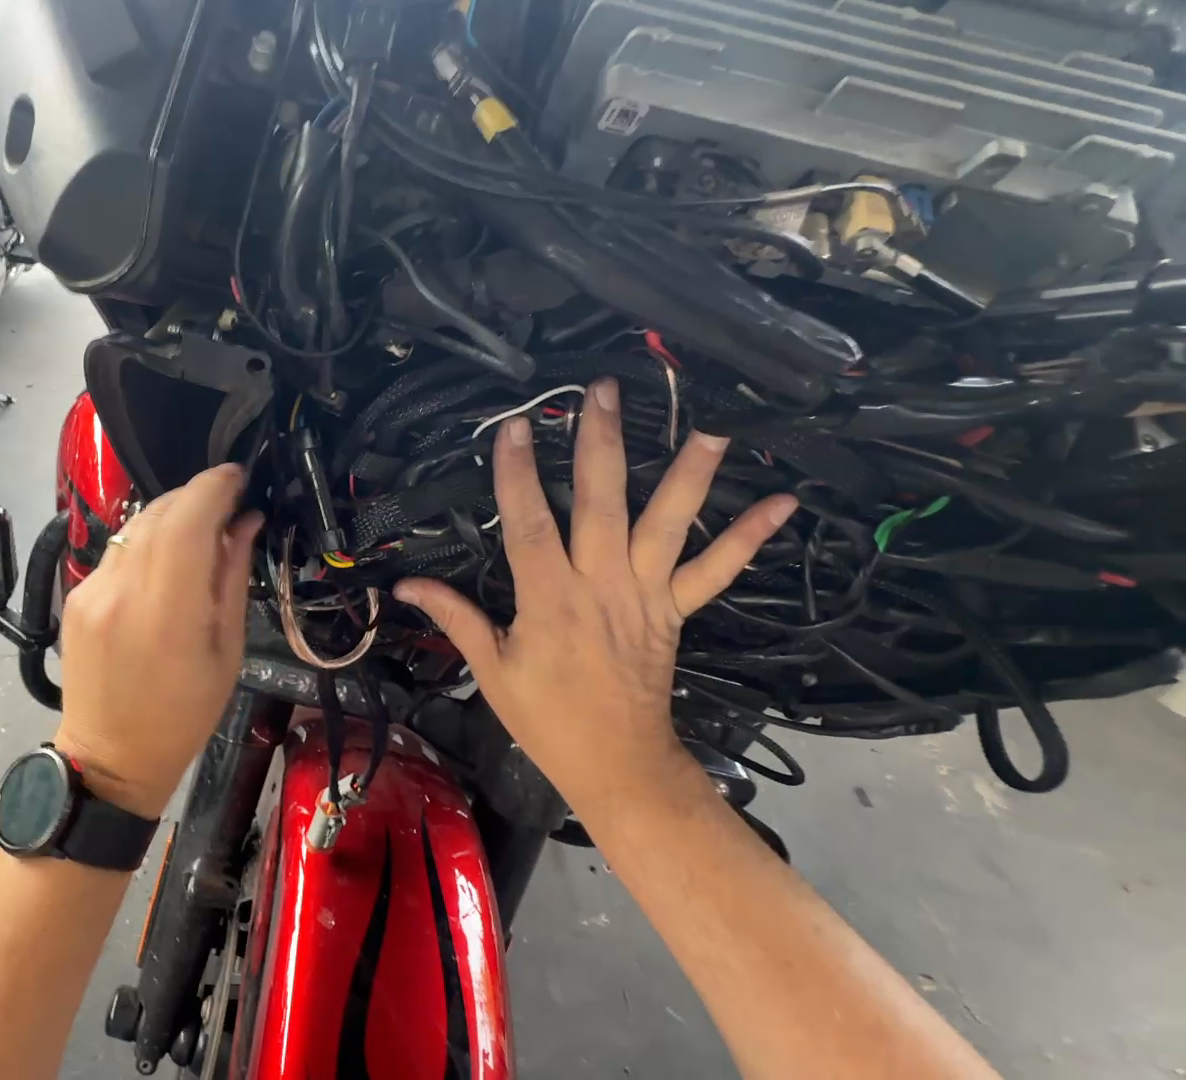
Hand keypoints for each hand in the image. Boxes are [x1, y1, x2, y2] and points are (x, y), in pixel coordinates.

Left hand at [54, 464, 263, 817]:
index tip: (239, 475)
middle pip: (159, 512)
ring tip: (199, 530)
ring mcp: (90, 590)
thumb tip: (245, 521)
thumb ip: (231, 577)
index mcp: (168, 611)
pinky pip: (116, 551)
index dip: (215, 486)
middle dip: (196, 496)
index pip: (188, 519)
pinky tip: (163, 563)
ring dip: (170, 516)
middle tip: (227, 503)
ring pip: (134, 526)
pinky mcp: (75, 596)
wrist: (109, 757)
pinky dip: (145, 543)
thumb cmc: (183, 715)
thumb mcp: (226, 651)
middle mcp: (122, 590)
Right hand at [392, 378, 797, 810]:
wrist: (617, 762)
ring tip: (710, 429)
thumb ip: (454, 617)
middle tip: (602, 392)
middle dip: (599, 444)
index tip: (513, 426)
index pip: (528, 523)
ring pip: (667, 526)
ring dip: (688, 476)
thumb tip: (404, 584)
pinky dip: (747, 538)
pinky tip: (783, 504)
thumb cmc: (546, 719)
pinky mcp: (675, 611)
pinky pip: (715, 571)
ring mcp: (645, 595)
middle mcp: (601, 585)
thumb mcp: (490, 669)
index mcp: (549, 599)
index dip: (517, 473)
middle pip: (601, 504)